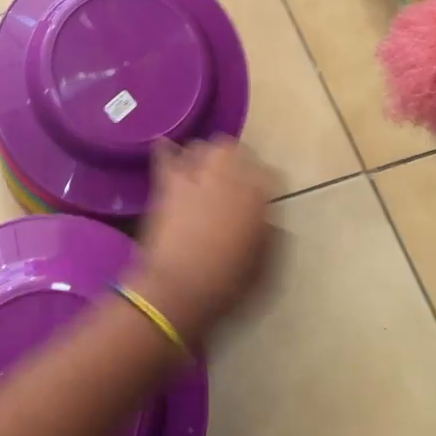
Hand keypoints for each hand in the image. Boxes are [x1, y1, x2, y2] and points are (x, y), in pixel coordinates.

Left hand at [124, 138, 277, 346]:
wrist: (179, 289)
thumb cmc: (226, 285)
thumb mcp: (262, 267)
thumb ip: (269, 236)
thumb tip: (270, 220)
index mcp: (258, 198)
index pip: (269, 174)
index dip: (266, 182)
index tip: (263, 193)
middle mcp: (229, 177)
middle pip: (234, 150)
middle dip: (235, 159)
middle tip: (234, 176)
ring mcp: (196, 176)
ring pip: (203, 147)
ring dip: (205, 156)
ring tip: (204, 171)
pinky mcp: (169, 182)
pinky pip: (166, 153)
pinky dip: (168, 151)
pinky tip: (168, 153)